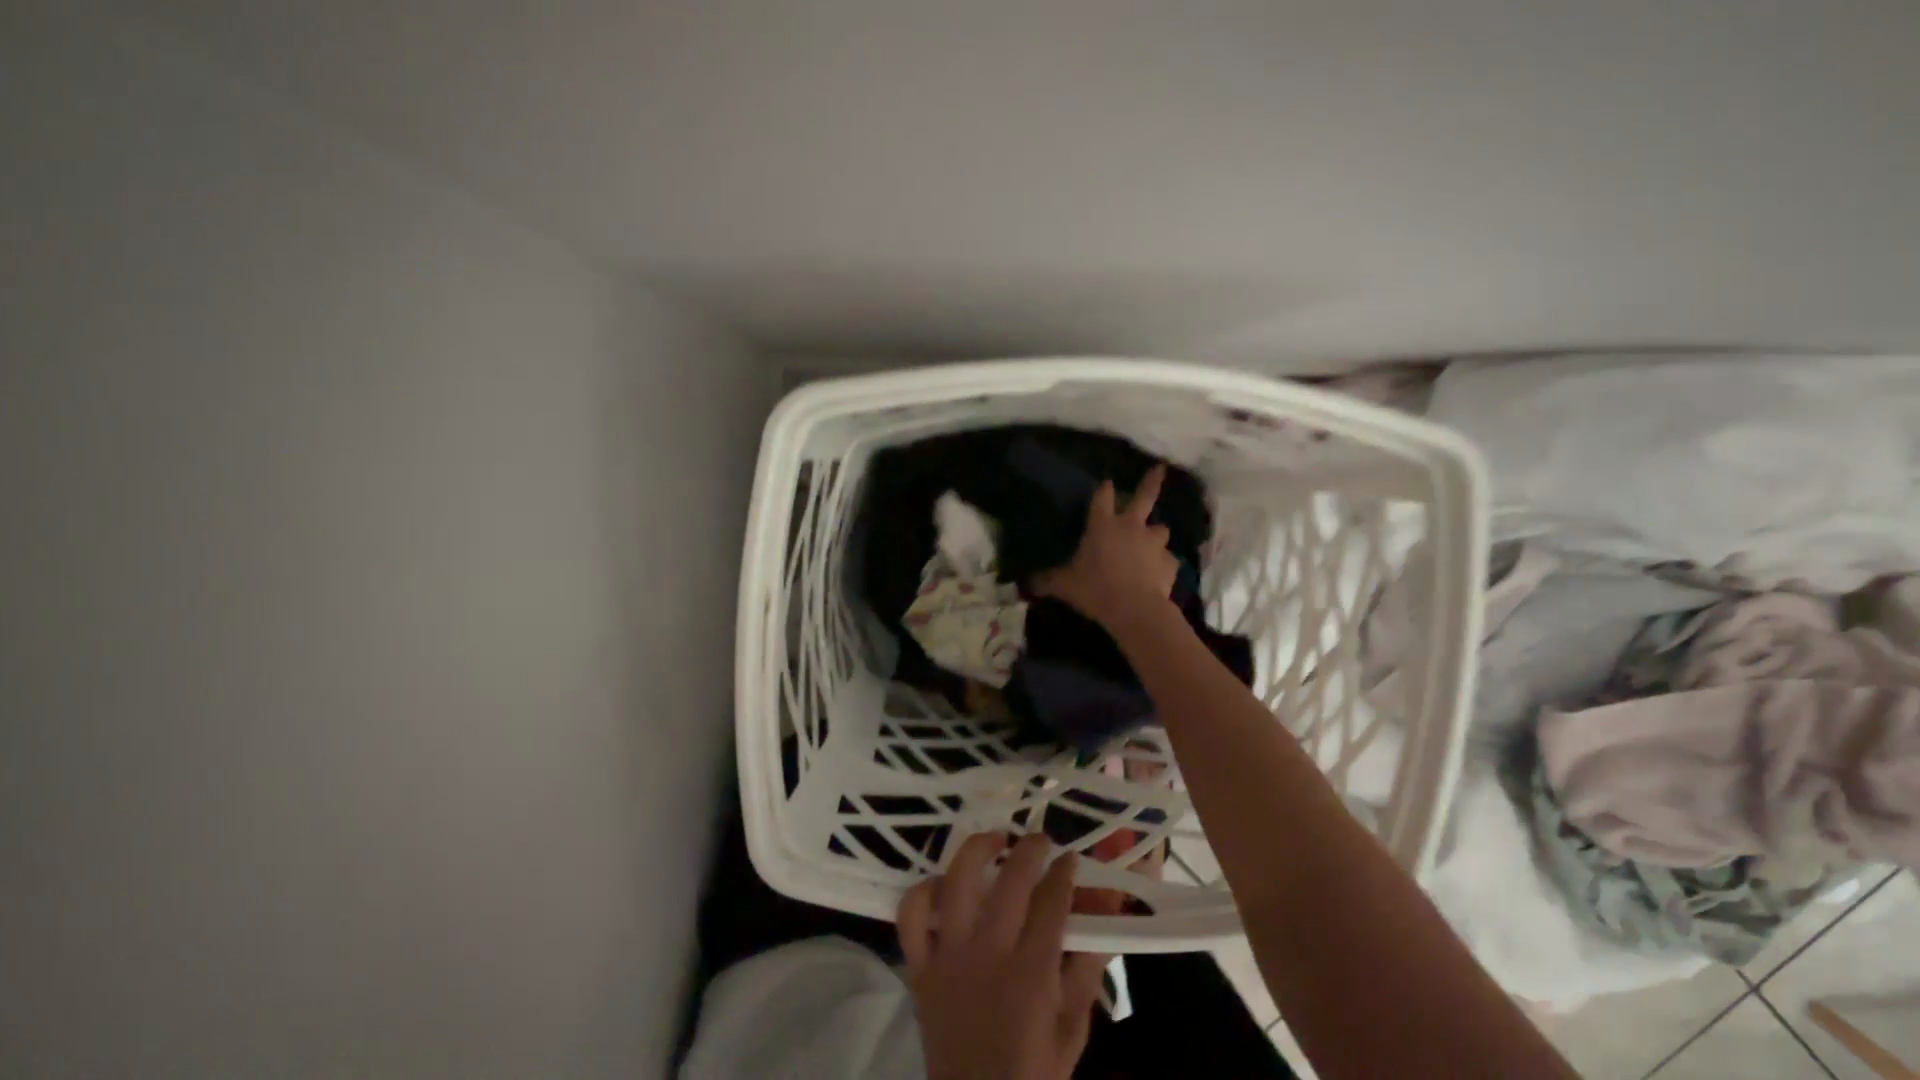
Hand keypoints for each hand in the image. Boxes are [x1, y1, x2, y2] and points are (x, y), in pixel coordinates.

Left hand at [898, 832, 1109, 1079]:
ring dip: (976, 852)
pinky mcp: (920, 969)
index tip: (1071, 858)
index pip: (1052, 903)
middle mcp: (989, 955)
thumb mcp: (1073, 1029)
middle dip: (1029, 850)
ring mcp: (949, 958)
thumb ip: (1086, 973)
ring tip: (994, 840)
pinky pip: (911, 919)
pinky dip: (922, 893)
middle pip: (1010, 883)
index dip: (1064, 873)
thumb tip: (1102, 924)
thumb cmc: (1032, 1070)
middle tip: (1040, 840)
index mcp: (1032, 973)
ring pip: (956, 885)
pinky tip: (942, 882)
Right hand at [1034, 464, 1179, 628]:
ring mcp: (1154, 543)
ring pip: (1161, 529)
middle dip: (1151, 481)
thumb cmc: (1095, 589)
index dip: (1104, 489)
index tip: (1107, 483)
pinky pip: (1167, 560)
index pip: (1102, 497)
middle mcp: (1131, 527)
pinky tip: (1158, 575)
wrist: (1134, 609)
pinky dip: (1163, 565)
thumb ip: (1047, 581)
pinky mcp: (1169, 563)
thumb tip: (1026, 584)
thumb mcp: (1064, 586)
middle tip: (1160, 469)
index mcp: (1103, 525)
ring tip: (1151, 543)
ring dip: (1155, 534)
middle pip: (1145, 496)